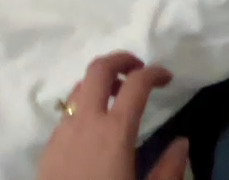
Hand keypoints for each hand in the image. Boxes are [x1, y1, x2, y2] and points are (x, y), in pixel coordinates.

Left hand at [36, 52, 189, 179]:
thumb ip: (168, 171)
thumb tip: (182, 143)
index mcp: (114, 132)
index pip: (137, 82)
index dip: (155, 72)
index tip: (167, 77)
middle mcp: (86, 122)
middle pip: (99, 68)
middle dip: (121, 59)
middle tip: (138, 69)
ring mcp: (62, 133)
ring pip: (80, 86)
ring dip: (100, 82)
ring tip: (117, 97)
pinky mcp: (47, 149)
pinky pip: (67, 111)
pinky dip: (84, 105)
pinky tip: (94, 128)